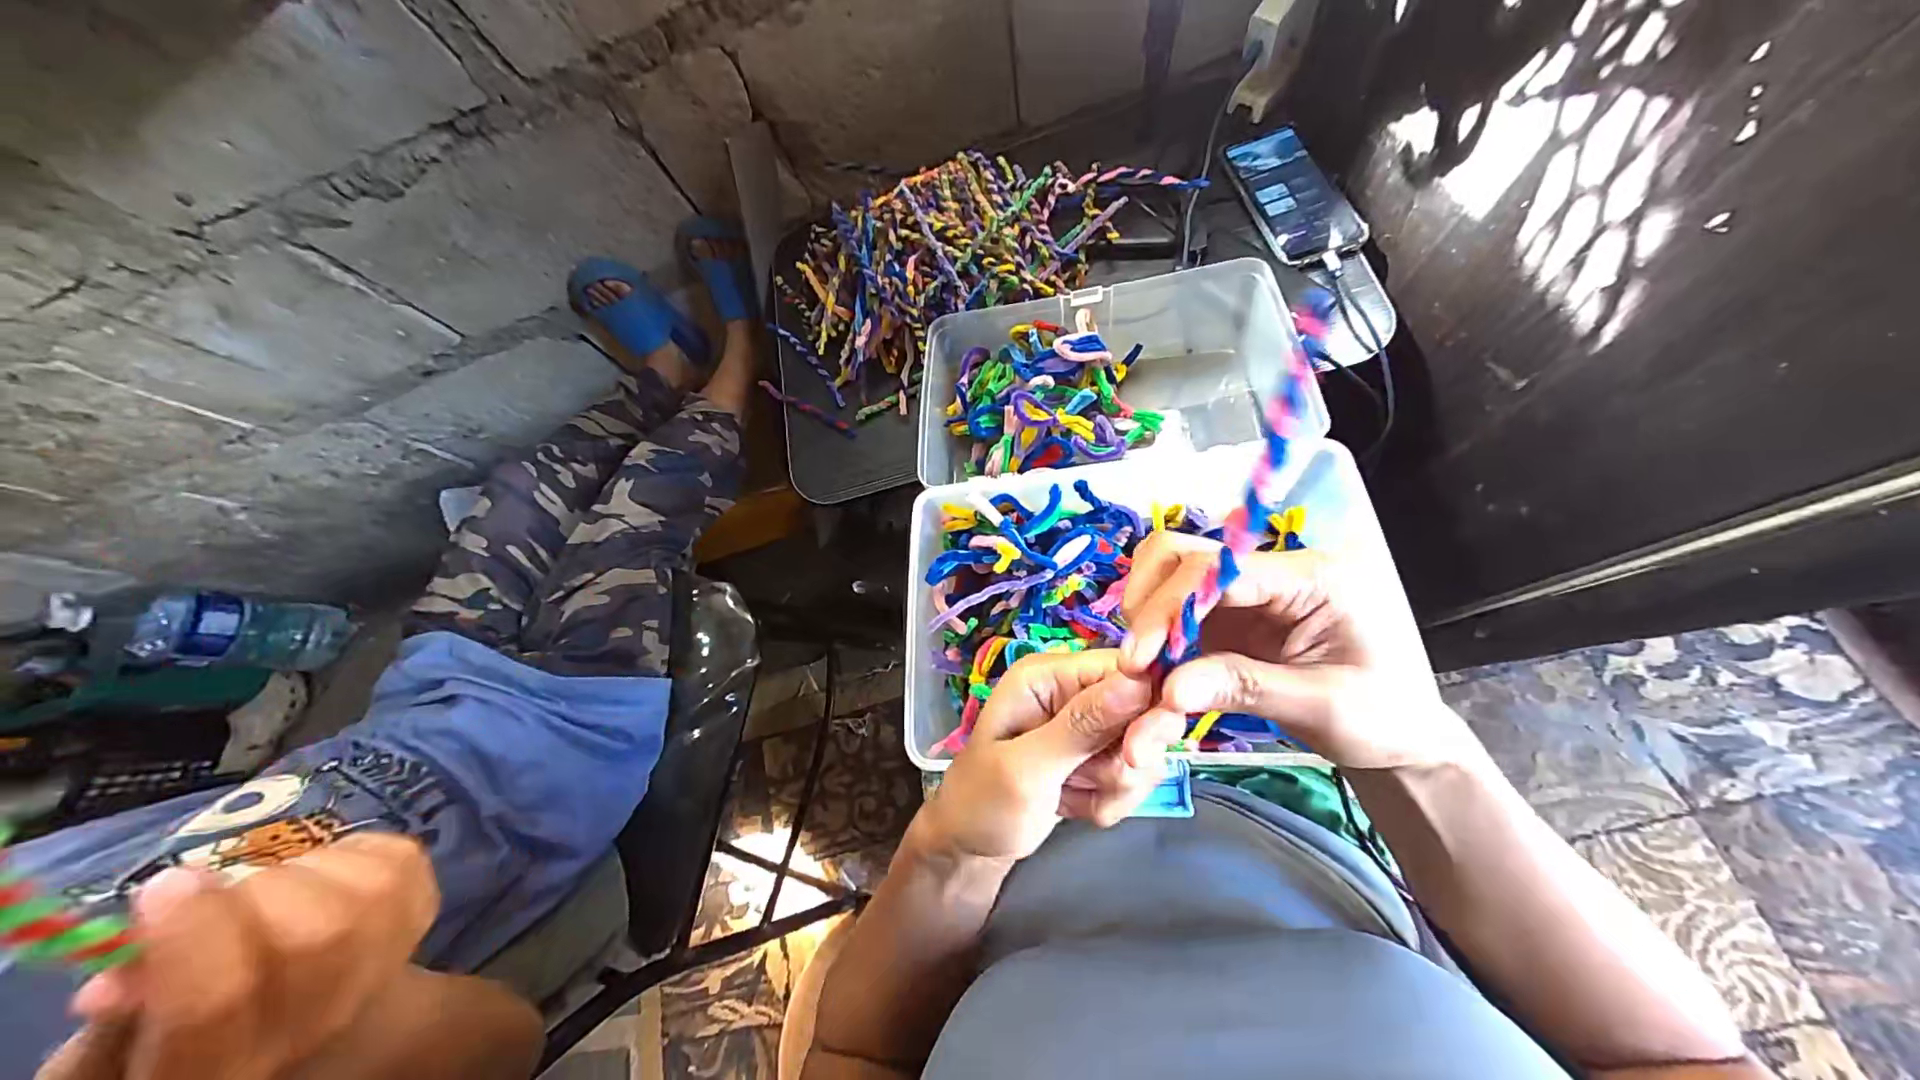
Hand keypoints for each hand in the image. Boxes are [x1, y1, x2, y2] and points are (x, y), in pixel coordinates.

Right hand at [38, 834, 441, 1079]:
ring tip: (277, 886)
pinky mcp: (426, 908)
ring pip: (364, 891)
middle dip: (260, 891)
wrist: (322, 1012)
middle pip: (316, 933)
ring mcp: (386, 966)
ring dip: (307, 869)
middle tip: (230, 887)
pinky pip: (396, 858)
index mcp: (218, 1067)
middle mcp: (315, 1025)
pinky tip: (328, 872)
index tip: (165, 883)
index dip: (193, 935)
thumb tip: (116, 977)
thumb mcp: (139, 1026)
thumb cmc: (212, 1012)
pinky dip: (353, 850)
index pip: (215, 1004)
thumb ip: (129, 1000)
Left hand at [919, 650, 1185, 860]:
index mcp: (1048, 675)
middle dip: (1131, 755)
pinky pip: (1136, 772)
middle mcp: (1072, 690)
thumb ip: (1080, 726)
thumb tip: (1137, 683)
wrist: (971, 844)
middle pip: (1145, 706)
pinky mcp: (1099, 754)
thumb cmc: (982, 801)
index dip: (1148, 703)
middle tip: (1105, 782)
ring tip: (1072, 796)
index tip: (1136, 752)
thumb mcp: (1026, 767)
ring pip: (1146, 745)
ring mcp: (1088, 722)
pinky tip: (1077, 805)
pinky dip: (1114, 798)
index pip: (1124, 667)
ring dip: (1119, 783)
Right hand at [1118, 531, 1477, 770]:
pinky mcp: (1229, 613)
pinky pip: (1175, 608)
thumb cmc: (1381, 717)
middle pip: (1183, 552)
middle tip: (1135, 663)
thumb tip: (1169, 690)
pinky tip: (1153, 669)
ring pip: (1169, 572)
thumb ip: (1244, 688)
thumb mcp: (1321, 706)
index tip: (1139, 659)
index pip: (1220, 569)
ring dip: (1145, 615)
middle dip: (1148, 602)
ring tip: (1141, 668)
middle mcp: (1273, 569)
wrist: (1400, 733)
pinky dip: (1154, 635)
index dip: (1170, 607)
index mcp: (1311, 576)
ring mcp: (1248, 589)